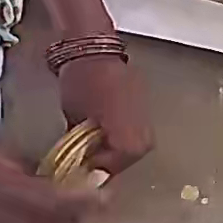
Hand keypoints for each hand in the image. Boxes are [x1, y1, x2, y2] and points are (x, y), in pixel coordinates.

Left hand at [56, 52, 153, 173]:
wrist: (98, 53)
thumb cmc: (83, 84)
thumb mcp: (74, 119)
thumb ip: (82, 145)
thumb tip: (81, 160)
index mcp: (128, 141)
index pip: (110, 169)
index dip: (90, 169)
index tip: (75, 165)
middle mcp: (144, 138)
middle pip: (124, 162)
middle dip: (104, 161)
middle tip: (83, 154)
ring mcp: (147, 126)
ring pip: (131, 151)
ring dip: (112, 150)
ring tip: (92, 142)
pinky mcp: (145, 115)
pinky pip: (134, 136)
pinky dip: (119, 138)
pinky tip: (103, 130)